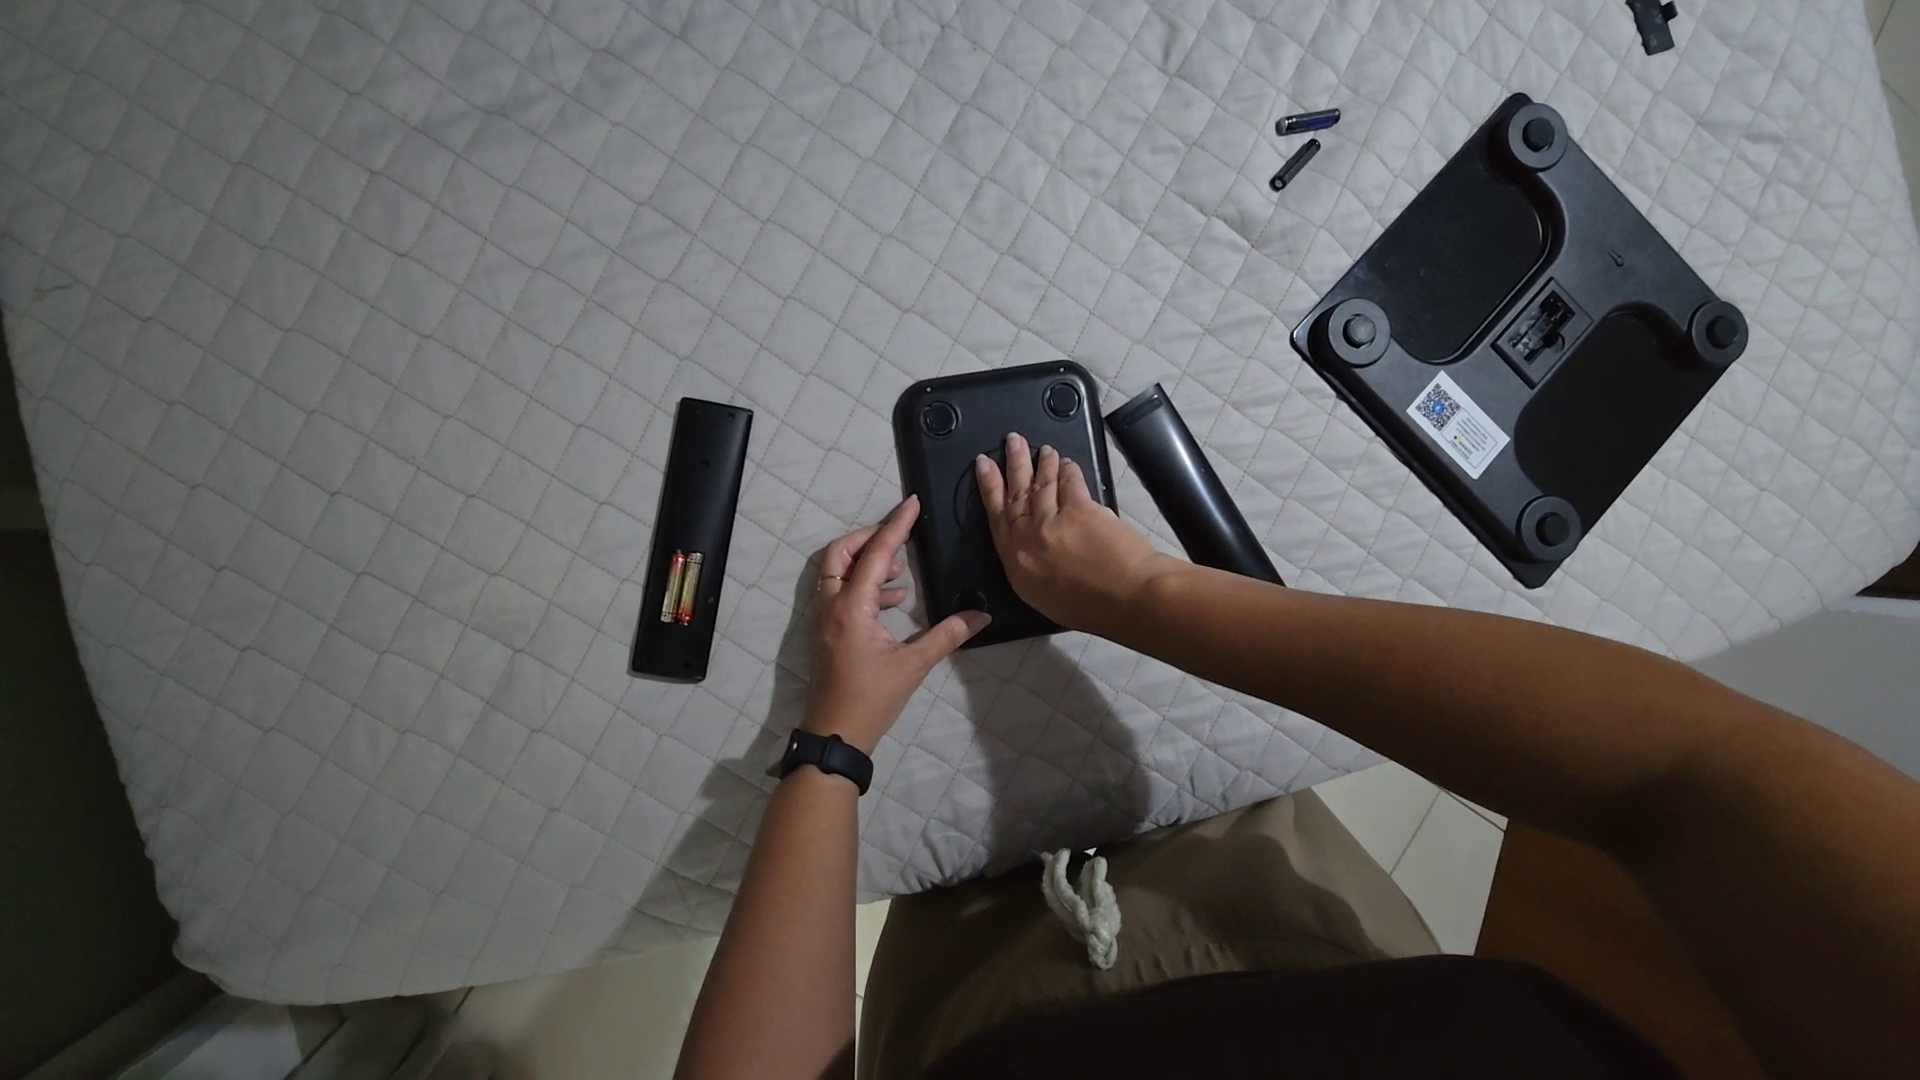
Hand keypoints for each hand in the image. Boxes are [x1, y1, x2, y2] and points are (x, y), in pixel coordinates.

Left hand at [804, 496, 990, 754]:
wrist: (835, 736)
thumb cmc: (872, 699)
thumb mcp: (914, 665)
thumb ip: (947, 634)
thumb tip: (981, 614)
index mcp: (851, 607)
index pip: (874, 554)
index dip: (895, 525)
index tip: (911, 504)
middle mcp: (831, 605)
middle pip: (841, 552)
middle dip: (869, 537)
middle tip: (901, 536)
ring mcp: (825, 618)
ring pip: (837, 571)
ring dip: (865, 561)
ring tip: (901, 570)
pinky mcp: (827, 631)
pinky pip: (840, 591)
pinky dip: (863, 584)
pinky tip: (893, 600)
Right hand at [977, 433, 1169, 633]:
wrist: (1126, 599)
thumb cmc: (1089, 607)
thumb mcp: (1042, 597)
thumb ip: (1029, 568)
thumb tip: (1028, 548)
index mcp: (1016, 562)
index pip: (996, 517)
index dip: (989, 487)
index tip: (984, 465)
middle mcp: (1028, 537)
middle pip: (1016, 492)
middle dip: (1013, 463)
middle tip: (1012, 441)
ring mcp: (1053, 521)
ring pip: (1042, 483)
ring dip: (1042, 463)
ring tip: (1043, 450)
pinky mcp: (1080, 509)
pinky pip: (1070, 482)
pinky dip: (1068, 471)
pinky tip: (1068, 463)